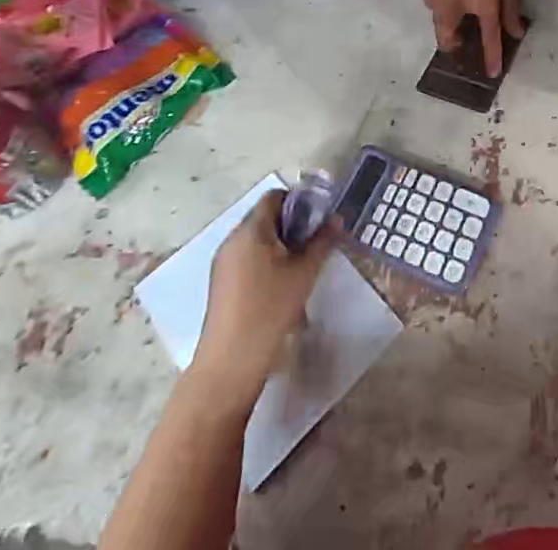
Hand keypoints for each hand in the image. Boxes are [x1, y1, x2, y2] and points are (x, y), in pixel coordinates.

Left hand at [193, 190, 335, 395]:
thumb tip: (336, 219)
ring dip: (280, 245)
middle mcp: (232, 240)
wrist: (232, 360)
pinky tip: (282, 285)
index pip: (273, 197)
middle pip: (264, 217)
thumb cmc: (270, 308)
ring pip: (256, 240)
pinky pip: (247, 258)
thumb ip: (322, 241)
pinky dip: (266, 261)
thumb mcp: (304, 272)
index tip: (318, 220)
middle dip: (292, 226)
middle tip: (315, 244)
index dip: (298, 201)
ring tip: (302, 267)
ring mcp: (223, 262)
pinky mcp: (221, 282)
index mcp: (250, 230)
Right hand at [422, 0, 524, 77]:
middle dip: (451, 43)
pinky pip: (431, 2)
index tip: (491, 73)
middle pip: (446, 35)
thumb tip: (515, 34)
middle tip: (458, 41)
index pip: (488, 35)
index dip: (491, 56)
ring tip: (456, 3)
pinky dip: (439, 3)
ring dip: (446, 19)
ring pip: (437, 19)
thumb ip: (510, 11)